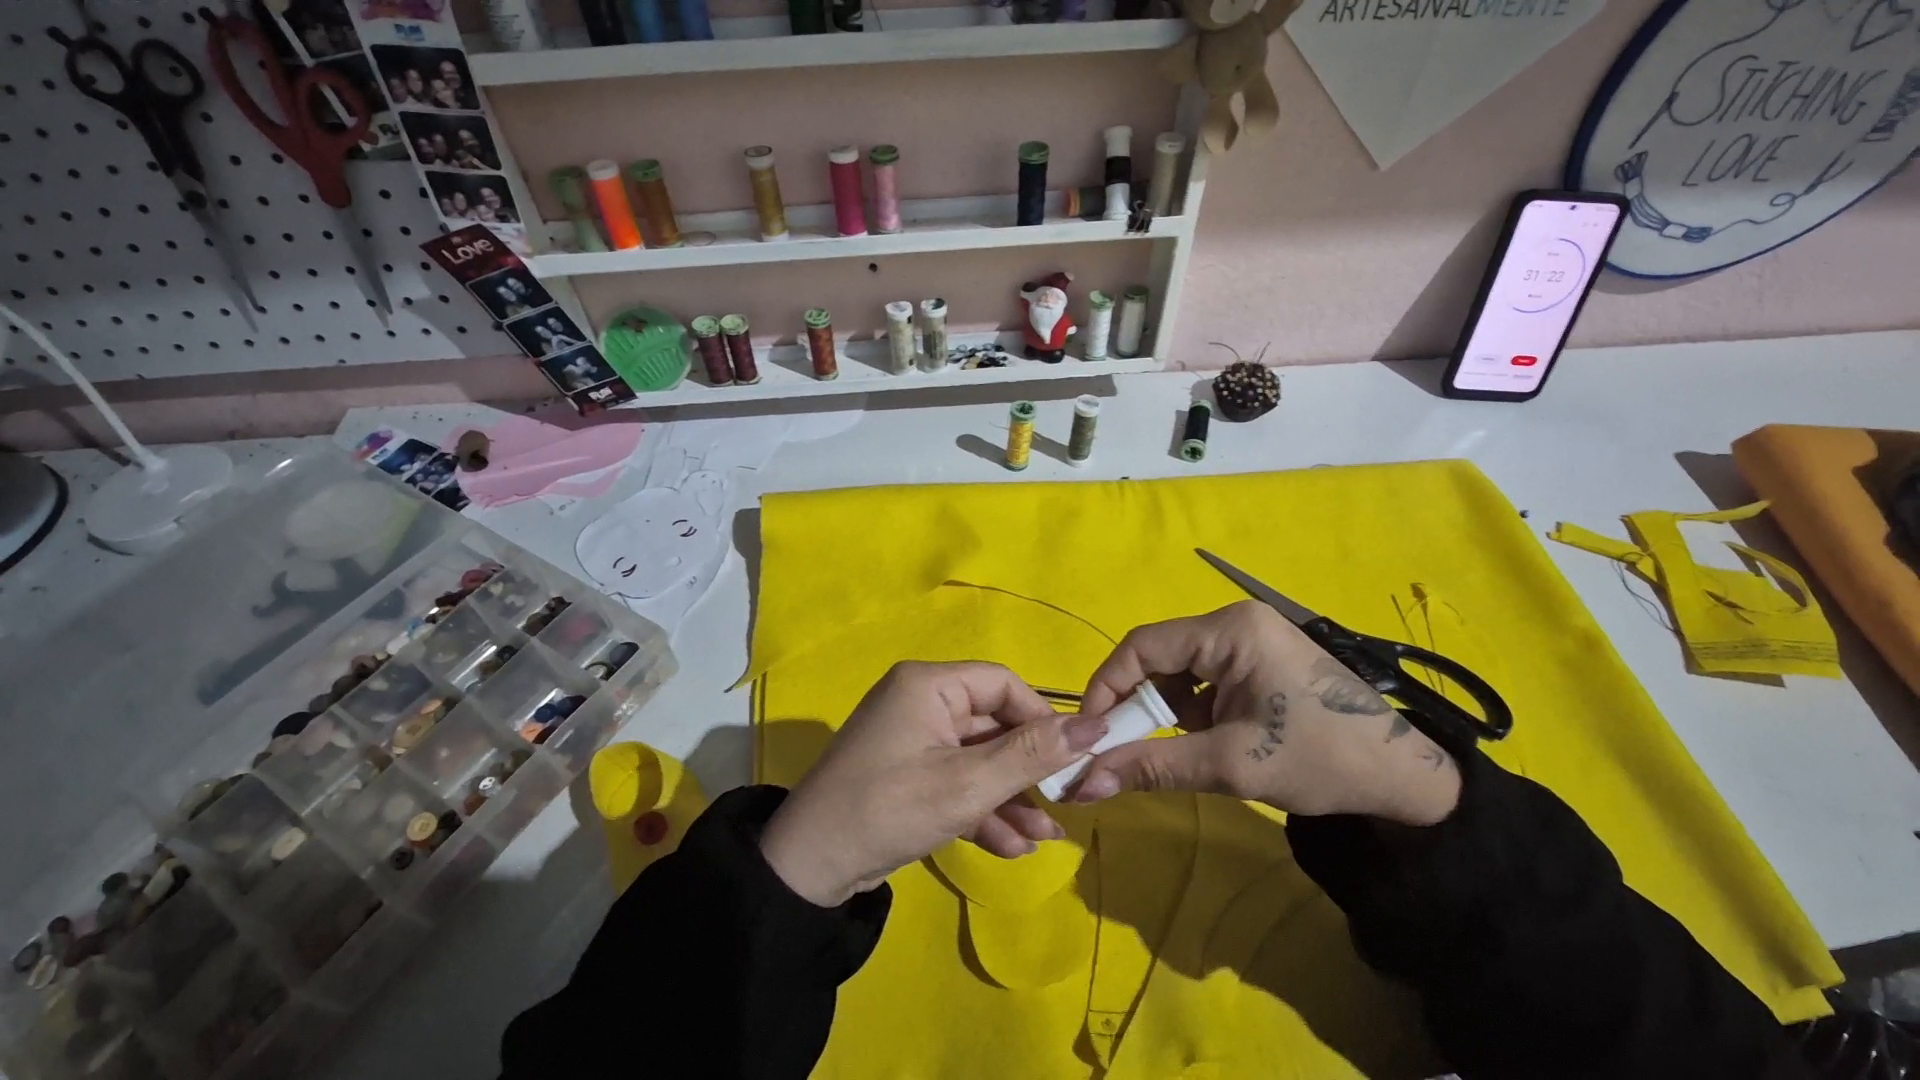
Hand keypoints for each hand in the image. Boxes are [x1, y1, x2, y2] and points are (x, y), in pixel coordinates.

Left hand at [759, 661, 1108, 906]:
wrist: (810, 868)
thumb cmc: (891, 808)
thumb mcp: (968, 784)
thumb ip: (1032, 755)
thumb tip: (1097, 727)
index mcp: (928, 686)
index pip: (1002, 684)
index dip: (1042, 717)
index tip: (1073, 756)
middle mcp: (920, 704)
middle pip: (993, 726)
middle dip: (1029, 771)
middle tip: (1066, 804)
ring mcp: (912, 743)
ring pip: (978, 761)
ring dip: (1011, 799)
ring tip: (1046, 838)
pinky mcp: (908, 778)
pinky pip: (957, 784)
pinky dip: (982, 811)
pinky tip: (1012, 848)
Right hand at [1071, 602, 1460, 825]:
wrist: (1401, 777)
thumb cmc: (1318, 761)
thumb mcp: (1228, 765)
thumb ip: (1151, 766)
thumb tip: (1083, 785)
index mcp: (1231, 631)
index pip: (1143, 646)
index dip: (1108, 688)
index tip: (1092, 735)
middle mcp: (1237, 622)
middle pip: (1160, 656)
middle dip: (1139, 705)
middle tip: (1125, 750)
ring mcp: (1252, 638)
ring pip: (1180, 669)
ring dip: (1167, 711)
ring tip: (1181, 751)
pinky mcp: (1261, 659)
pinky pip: (1205, 677)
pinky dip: (1193, 711)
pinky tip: (1209, 741)